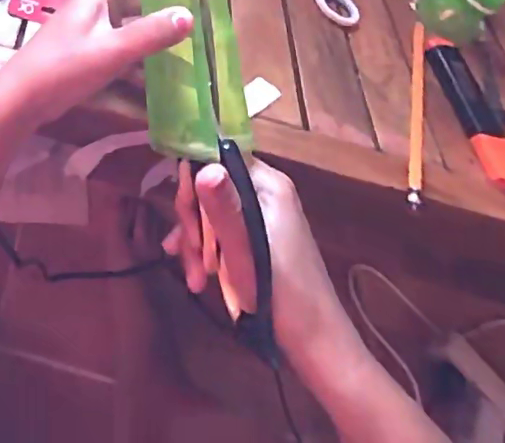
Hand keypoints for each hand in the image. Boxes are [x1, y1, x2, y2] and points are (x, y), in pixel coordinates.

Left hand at [0, 0, 191, 129]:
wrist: (23, 98)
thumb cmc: (64, 65)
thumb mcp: (111, 49)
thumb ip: (149, 33)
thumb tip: (189, 14)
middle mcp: (96, 7)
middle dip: (166, 0)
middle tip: (203, 8)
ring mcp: (92, 32)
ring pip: (132, 26)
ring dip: (158, 34)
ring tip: (195, 44)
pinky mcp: (91, 55)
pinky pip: (124, 51)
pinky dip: (143, 60)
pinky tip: (168, 79)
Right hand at [163, 158, 358, 367]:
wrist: (319, 349)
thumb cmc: (283, 297)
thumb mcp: (245, 252)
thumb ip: (223, 208)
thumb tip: (204, 167)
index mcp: (267, 184)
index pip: (214, 155)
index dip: (191, 179)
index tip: (184, 215)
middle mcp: (264, 191)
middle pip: (208, 183)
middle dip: (192, 219)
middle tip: (190, 252)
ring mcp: (260, 214)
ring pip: (209, 209)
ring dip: (196, 240)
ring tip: (194, 275)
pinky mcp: (257, 236)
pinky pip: (219, 229)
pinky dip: (205, 249)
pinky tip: (195, 273)